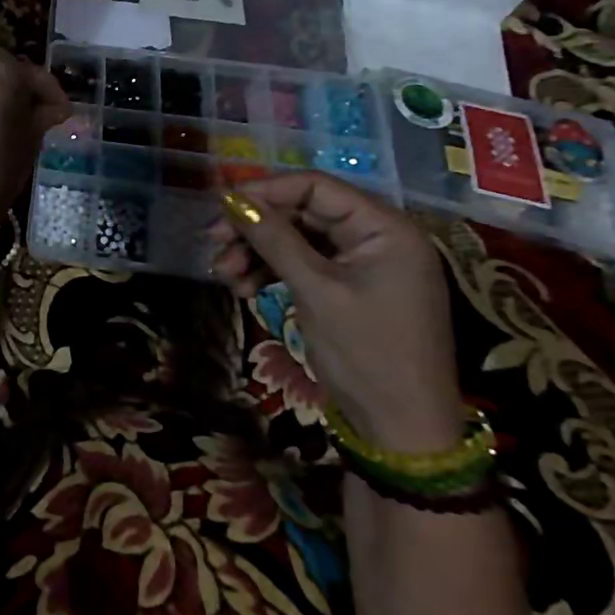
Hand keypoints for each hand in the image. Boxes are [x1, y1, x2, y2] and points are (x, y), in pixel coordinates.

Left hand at [0, 49, 70, 225]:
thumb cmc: (5, 160)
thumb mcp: (34, 135)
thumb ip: (46, 114)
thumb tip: (57, 109)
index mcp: (5, 73)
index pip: (36, 75)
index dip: (53, 92)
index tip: (64, 111)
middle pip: (6, 67)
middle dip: (23, 83)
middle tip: (38, 106)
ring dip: (1, 90)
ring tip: (16, 115)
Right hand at [209, 173, 462, 451]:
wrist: (402, 426)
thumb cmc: (366, 351)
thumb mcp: (315, 290)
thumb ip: (275, 240)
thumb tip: (232, 201)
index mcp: (385, 229)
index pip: (317, 188)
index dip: (265, 191)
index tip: (220, 207)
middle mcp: (377, 238)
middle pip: (304, 214)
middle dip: (256, 228)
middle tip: (213, 244)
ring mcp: (363, 265)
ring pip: (298, 241)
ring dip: (257, 253)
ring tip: (224, 276)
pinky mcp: (348, 289)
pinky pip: (303, 266)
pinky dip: (272, 273)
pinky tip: (244, 289)